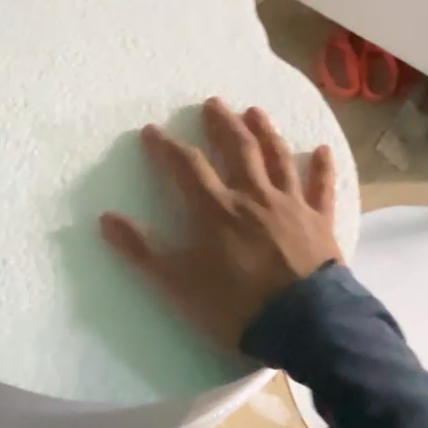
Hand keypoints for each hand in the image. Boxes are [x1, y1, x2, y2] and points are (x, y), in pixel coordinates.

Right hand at [100, 97, 342, 351]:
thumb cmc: (234, 304)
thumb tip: (105, 218)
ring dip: (266, 132)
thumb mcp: (176, 282)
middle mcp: (253, 196)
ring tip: (255, 111)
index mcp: (215, 209)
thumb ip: (141, 249)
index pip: (186, 166)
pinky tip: (322, 149)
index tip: (151, 130)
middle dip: (222, 124)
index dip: (166, 146)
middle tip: (213, 103)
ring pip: (277, 158)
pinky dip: (322, 167)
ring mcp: (290, 206)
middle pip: (237, 149)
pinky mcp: (320, 222)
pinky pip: (321, 188)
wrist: (303, 324)